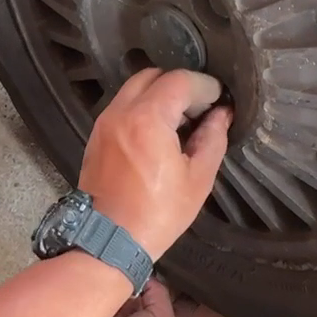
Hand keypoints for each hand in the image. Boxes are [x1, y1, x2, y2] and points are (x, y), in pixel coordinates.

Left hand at [79, 69, 230, 257]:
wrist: (108, 240)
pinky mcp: (96, 137)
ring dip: (159, 96)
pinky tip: (157, 133)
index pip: (179, 81)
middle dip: (180, 86)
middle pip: (152, 76)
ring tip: (180, 122)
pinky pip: (121, 108)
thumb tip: (221, 115)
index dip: (205, 87)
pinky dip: (141, 109)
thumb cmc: (156, 214)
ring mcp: (103, 124)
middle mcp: (120, 113)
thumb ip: (213, 139)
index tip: (219, 100)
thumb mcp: (197, 179)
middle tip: (200, 109)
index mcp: (147, 120)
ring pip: (133, 90)